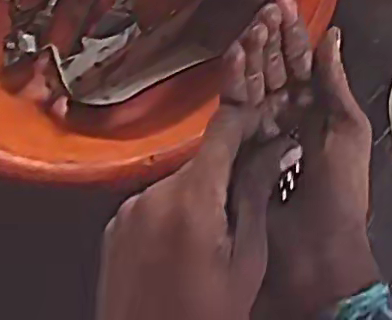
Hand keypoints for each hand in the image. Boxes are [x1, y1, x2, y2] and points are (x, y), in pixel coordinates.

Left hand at [95, 14, 301, 319]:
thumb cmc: (205, 318)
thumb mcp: (246, 260)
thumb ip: (257, 192)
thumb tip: (277, 143)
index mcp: (192, 196)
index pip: (225, 128)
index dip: (248, 108)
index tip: (264, 93)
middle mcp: (155, 192)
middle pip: (204, 156)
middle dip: (229, 162)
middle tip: (253, 178)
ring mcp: (129, 210)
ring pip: (180, 179)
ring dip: (201, 189)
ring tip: (216, 228)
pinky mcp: (114, 228)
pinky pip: (154, 201)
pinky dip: (174, 209)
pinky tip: (185, 242)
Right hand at [262, 26, 380, 315]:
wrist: (316, 252)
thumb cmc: (341, 191)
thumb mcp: (348, 129)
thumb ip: (335, 82)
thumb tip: (333, 35)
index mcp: (319, 106)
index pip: (303, 57)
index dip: (294, 28)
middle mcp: (291, 112)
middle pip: (278, 63)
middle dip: (271, 33)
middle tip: (264, 4)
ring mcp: (265, 128)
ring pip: (257, 79)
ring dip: (254, 50)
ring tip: (250, 21)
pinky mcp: (242, 146)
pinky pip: (238, 106)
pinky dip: (236, 80)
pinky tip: (233, 57)